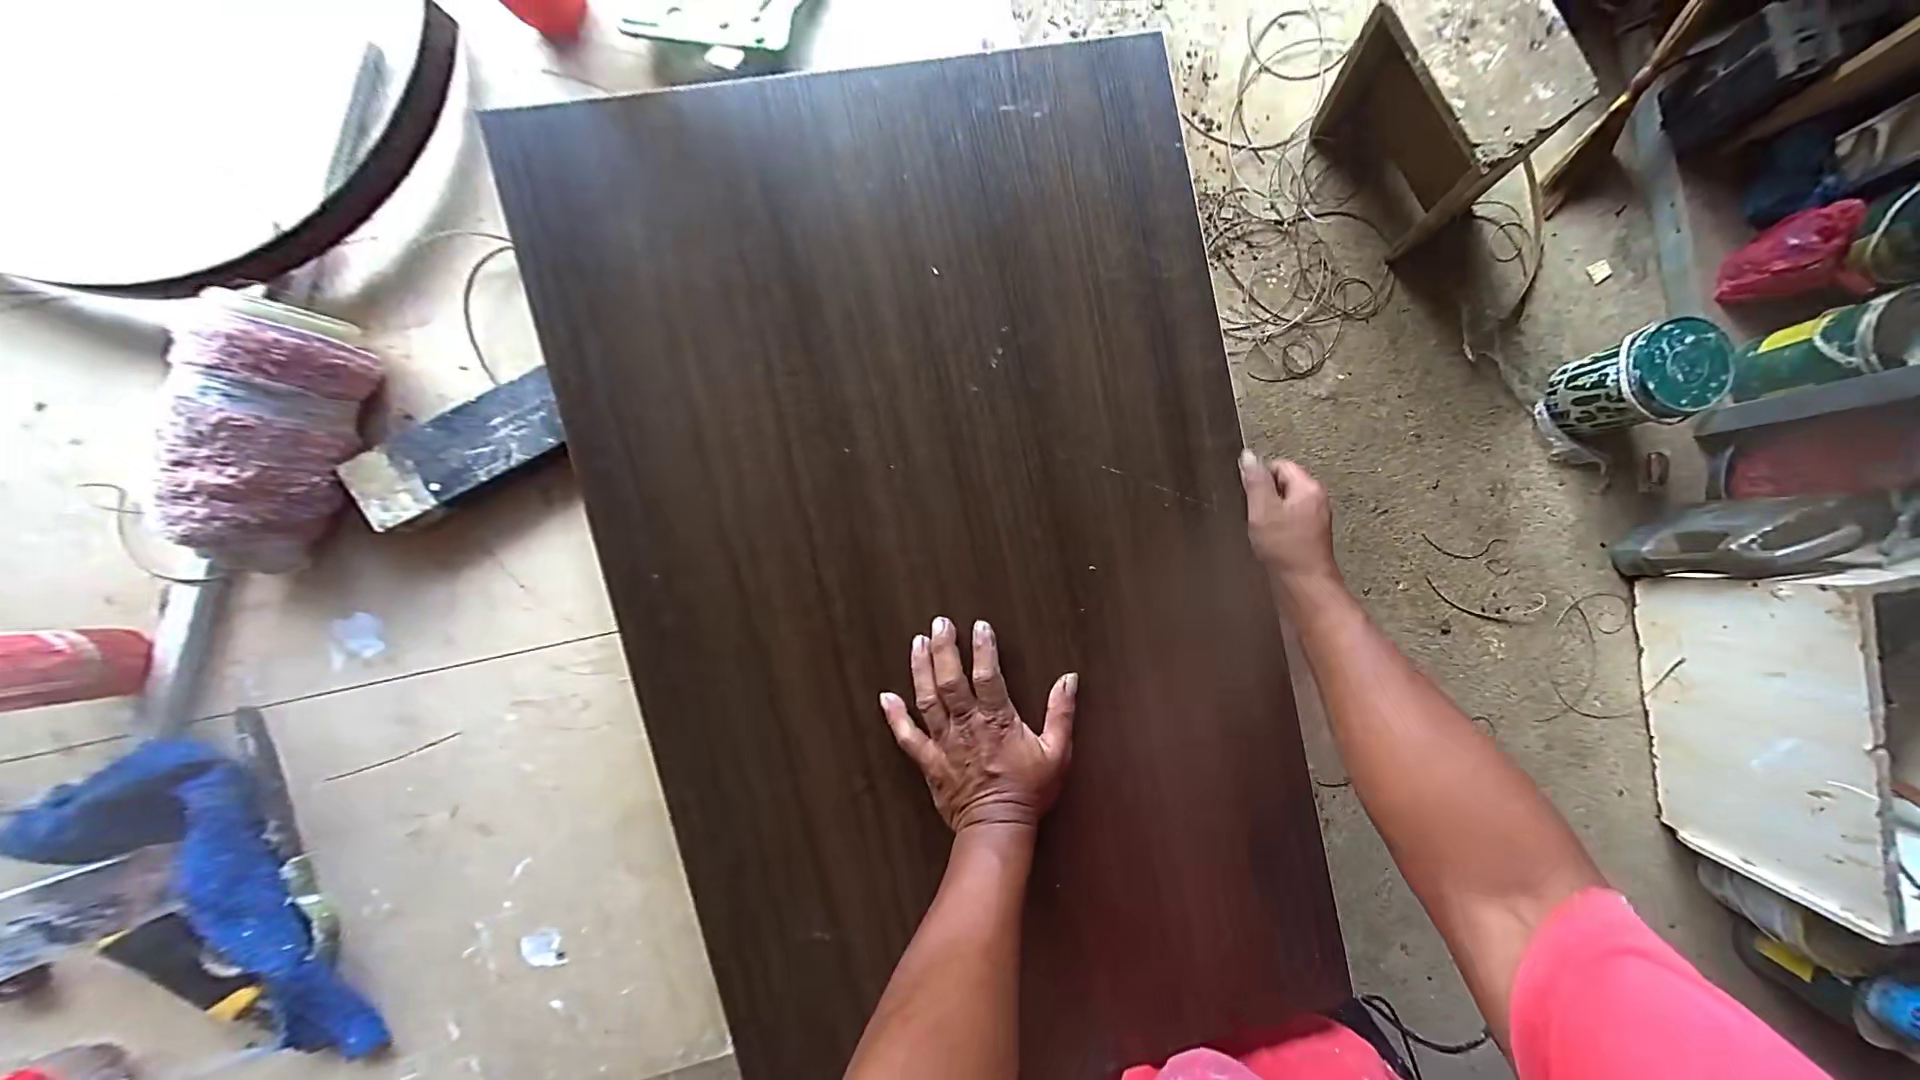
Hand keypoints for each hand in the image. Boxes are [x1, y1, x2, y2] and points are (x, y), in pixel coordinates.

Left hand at [879, 617, 1077, 832]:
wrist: (999, 828)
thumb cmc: (1029, 791)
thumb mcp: (1057, 752)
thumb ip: (1061, 713)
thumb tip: (1069, 679)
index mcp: (997, 720)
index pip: (988, 676)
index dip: (984, 648)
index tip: (979, 625)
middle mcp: (967, 725)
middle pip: (951, 680)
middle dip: (944, 649)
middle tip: (939, 623)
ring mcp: (945, 742)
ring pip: (928, 699)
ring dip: (920, 669)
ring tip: (916, 643)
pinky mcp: (930, 761)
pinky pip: (907, 737)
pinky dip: (895, 717)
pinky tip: (886, 698)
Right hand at [1239, 450, 1341, 595]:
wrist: (1303, 584)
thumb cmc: (1286, 550)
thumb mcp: (1261, 509)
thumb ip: (1255, 481)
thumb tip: (1248, 457)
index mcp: (1309, 488)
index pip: (1280, 465)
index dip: (1259, 478)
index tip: (1250, 495)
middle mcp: (1317, 500)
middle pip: (1282, 484)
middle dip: (1264, 497)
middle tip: (1256, 515)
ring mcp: (1315, 519)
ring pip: (1284, 505)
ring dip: (1270, 515)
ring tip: (1264, 532)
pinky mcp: (1310, 536)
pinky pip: (1288, 522)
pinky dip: (1277, 530)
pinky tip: (1271, 543)